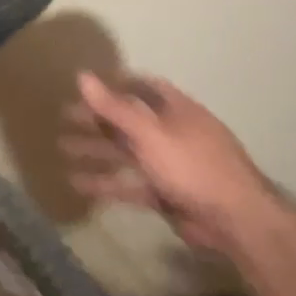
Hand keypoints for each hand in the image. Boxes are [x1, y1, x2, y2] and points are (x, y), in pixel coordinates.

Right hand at [60, 73, 282, 252]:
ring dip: (95, 150)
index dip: (117, 83)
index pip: (146, 88)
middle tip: (64, 117)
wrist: (233, 219)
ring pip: (126, 152)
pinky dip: (104, 182)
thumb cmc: (192, 167)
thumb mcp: (150, 134)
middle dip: (98, 119)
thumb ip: (115, 107)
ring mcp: (170, 164)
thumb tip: (82, 76)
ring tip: (62, 148)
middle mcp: (174, 134)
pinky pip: (128, 183)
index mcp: (179, 113)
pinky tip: (76, 183)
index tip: (86, 85)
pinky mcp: (164, 192)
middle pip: (131, 121)